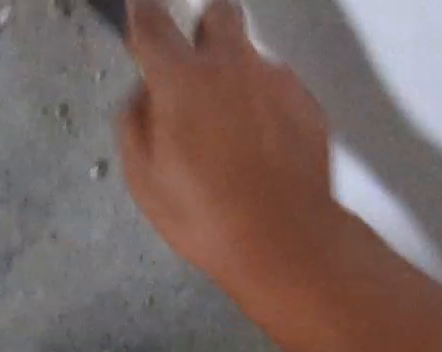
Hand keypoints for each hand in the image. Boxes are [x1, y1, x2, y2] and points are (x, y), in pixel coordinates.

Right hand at [119, 1, 342, 294]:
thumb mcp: (145, 183)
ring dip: (237, 81)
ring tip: (234, 139)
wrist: (283, 239)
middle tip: (197, 80)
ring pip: (251, 58)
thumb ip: (134, 126)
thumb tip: (143, 96)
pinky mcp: (307, 102)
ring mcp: (275, 79)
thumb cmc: (203, 217)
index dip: (143, 16)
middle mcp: (230, 64)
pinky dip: (266, 110)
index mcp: (181, 81)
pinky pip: (279, 91)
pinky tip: (262, 154)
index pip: (153, 24)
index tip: (140, 16)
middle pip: (218, 14)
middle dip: (204, 35)